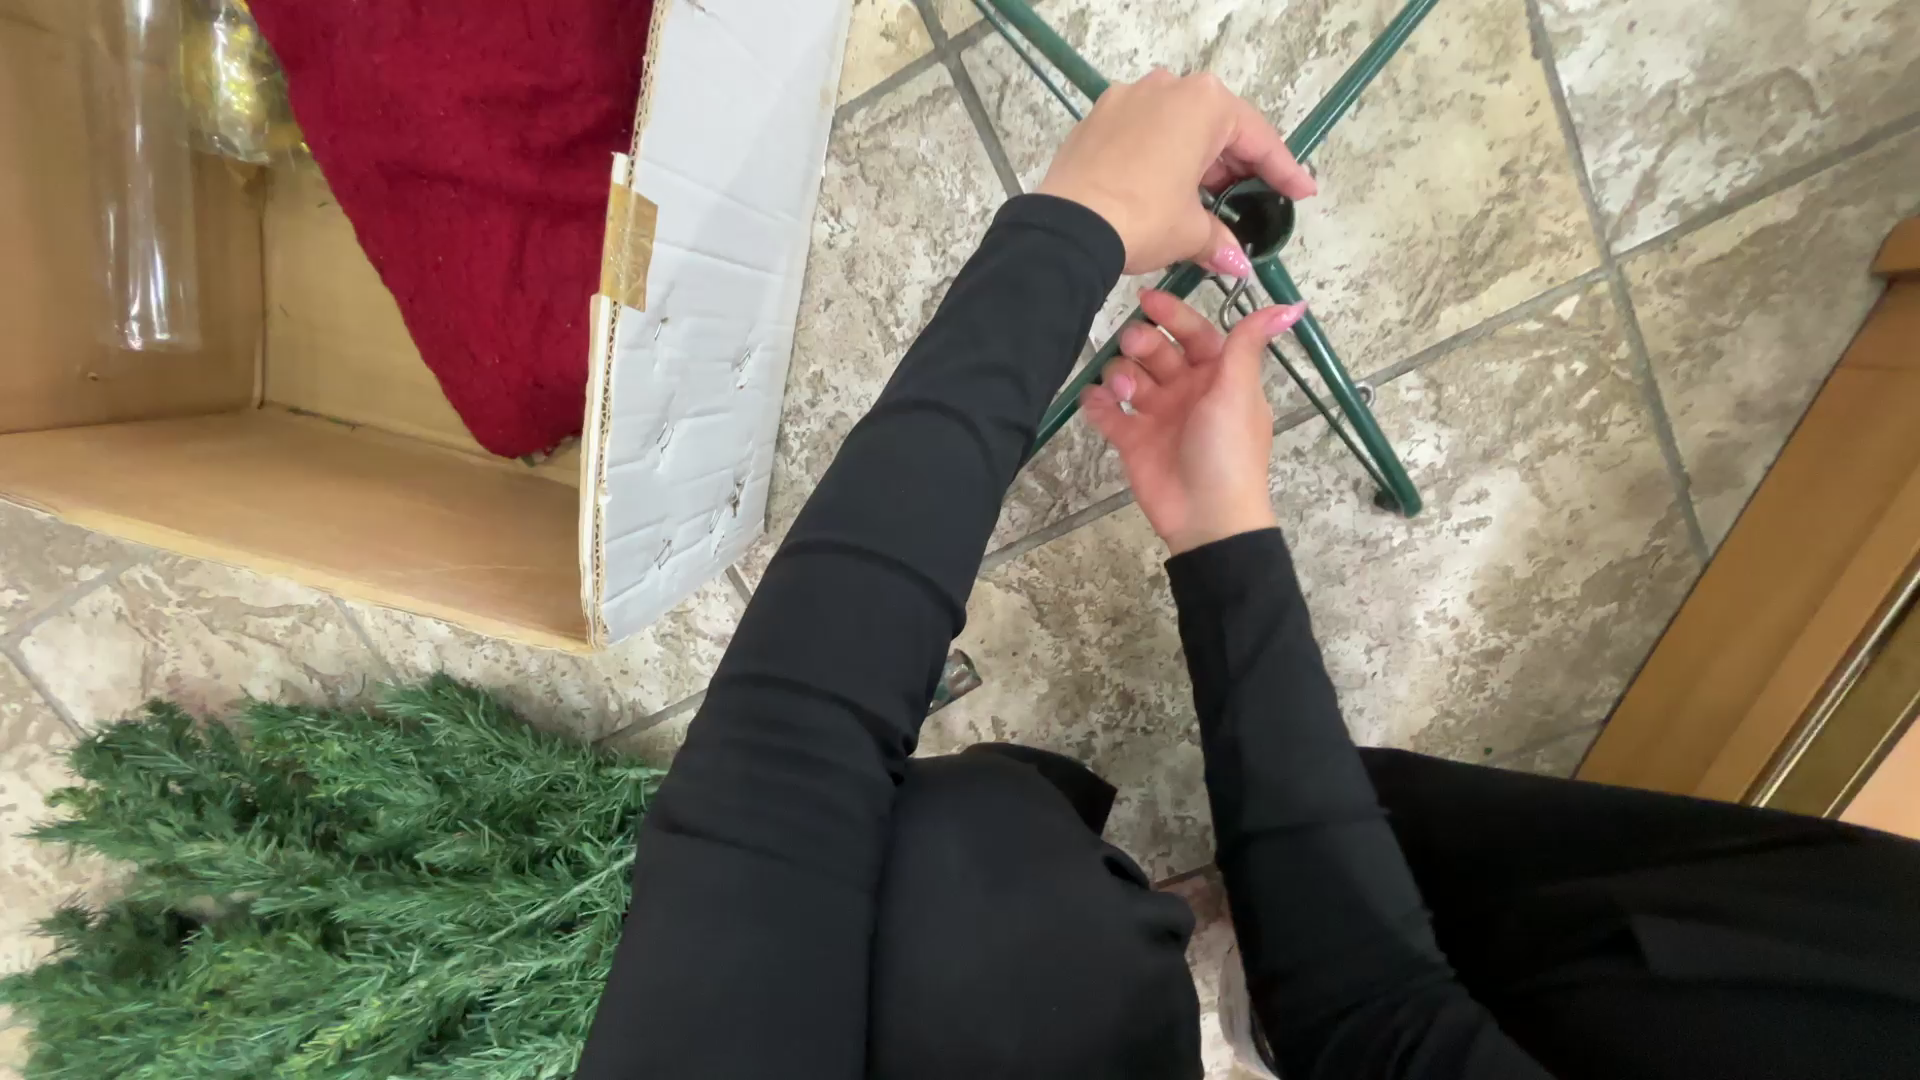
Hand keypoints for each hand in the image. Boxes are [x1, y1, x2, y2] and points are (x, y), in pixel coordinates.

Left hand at [1035, 69, 1315, 276]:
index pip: (1257, 139)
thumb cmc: (1139, 220)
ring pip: (1173, 129)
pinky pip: (1139, 137)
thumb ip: (1219, 239)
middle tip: (1246, 201)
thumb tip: (1235, 261)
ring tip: (1201, 202)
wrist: (1068, 230)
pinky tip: (1159, 191)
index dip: (1282, 171)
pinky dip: (1155, 161)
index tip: (1299, 190)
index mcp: (1204, 103)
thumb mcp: (1189, 233)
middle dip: (1232, 167)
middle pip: (1214, 128)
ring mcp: (1125, 100)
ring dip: (1192, 163)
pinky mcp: (1094, 121)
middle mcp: (1166, 87)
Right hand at [1081, 290, 1305, 554]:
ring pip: (1129, 377)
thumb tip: (1290, 304)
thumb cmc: (1228, 451)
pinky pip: (1108, 412)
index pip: (1193, 334)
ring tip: (1122, 390)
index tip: (1146, 299)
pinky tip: (1095, 401)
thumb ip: (1247, 344)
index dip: (1172, 314)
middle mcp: (1186, 391)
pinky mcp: (1131, 440)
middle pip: (1156, 352)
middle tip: (1133, 348)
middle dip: (1141, 344)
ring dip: (1120, 374)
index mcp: (1218, 377)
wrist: (1206, 515)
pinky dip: (1097, 403)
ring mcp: (1156, 415)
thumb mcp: (1238, 393)